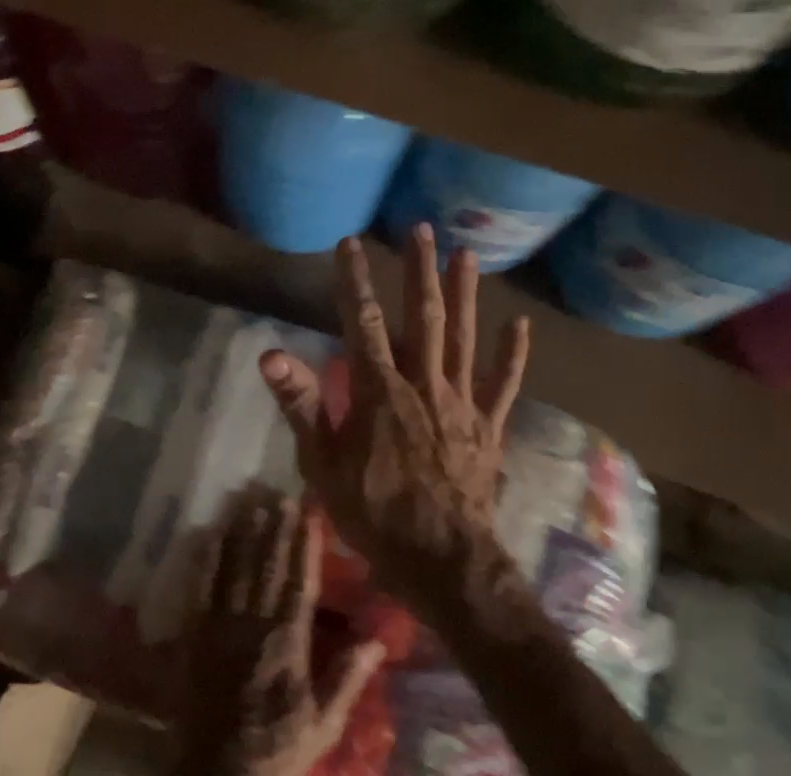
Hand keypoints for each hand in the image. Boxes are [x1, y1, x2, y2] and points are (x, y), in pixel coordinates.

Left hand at [175, 487, 384, 775]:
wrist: (221, 768)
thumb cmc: (278, 745)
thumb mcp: (324, 722)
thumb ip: (348, 677)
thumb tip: (377, 638)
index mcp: (288, 642)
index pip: (299, 582)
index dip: (303, 544)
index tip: (306, 512)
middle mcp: (254, 624)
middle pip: (266, 566)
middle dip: (273, 528)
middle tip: (277, 493)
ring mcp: (220, 626)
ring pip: (234, 568)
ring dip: (243, 532)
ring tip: (249, 499)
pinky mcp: (193, 634)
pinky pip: (200, 587)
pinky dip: (206, 557)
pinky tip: (211, 532)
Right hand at [258, 225, 529, 605]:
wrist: (441, 560)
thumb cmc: (373, 512)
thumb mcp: (322, 463)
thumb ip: (301, 403)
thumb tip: (270, 354)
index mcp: (379, 389)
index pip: (364, 321)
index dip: (355, 280)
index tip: (351, 244)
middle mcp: (424, 383)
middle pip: (424, 316)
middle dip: (420, 271)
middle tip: (422, 230)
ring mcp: (462, 403)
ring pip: (465, 338)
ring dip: (466, 294)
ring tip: (467, 254)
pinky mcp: (489, 427)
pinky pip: (503, 384)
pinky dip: (512, 354)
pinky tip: (520, 325)